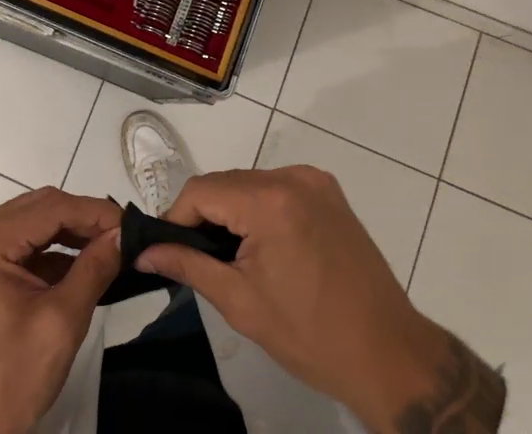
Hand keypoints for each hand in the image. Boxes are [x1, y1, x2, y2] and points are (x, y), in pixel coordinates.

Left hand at [0, 187, 122, 433]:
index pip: (51, 207)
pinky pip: (24, 245)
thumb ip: (94, 268)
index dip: (96, 212)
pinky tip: (85, 265)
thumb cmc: (12, 375)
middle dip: (85, 219)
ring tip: (112, 249)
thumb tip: (124, 233)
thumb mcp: (62, 320)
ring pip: (34, 223)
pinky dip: (55, 252)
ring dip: (72, 233)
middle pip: (40, 208)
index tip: (134, 225)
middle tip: (126, 237)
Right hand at [136, 167, 503, 433]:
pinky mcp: (331, 195)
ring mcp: (317, 183)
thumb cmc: (310, 333)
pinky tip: (261, 247)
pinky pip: (277, 190)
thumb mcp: (239, 301)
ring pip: (250, 184)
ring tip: (228, 257)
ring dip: (231, 212)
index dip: (176, 218)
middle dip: (203, 216)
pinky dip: (259, 209)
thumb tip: (142, 253)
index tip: (167, 250)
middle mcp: (294, 178)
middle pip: (225, 183)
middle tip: (194, 258)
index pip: (200, 190)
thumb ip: (187, 265)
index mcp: (270, 201)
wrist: (388, 354)